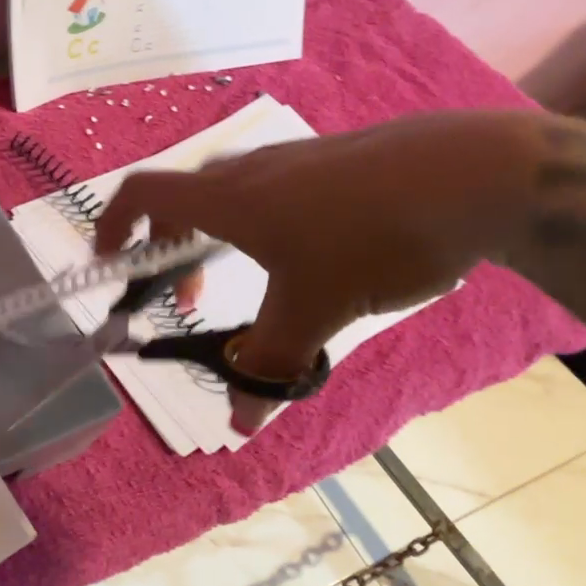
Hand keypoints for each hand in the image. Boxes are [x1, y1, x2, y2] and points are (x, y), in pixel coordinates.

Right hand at [95, 111, 540, 432]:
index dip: (114, 223)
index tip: (109, 260)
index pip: (143, 193)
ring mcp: (294, 159)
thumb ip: (269, 366)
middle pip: (184, 196)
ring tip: (252, 277)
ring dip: (218, 234)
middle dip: (171, 245)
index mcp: (226, 198)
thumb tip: (238, 426)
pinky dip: (261, 222)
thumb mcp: (314, 312)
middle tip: (188, 293)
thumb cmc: (371, 239)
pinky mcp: (335, 160)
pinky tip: (313, 254)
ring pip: (231, 193)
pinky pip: (273, 188)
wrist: (475, 175)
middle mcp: (249, 169)